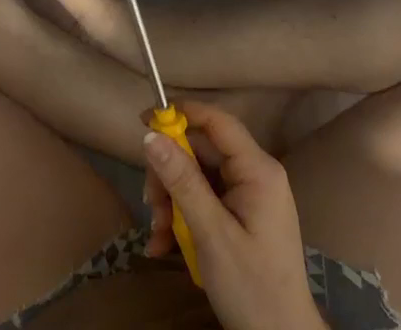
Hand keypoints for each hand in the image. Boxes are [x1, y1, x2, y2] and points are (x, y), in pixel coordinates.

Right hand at [143, 100, 325, 329]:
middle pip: (199, 152)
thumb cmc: (252, 286)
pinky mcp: (239, 217)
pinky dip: (181, 219)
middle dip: (169, 176)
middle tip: (151, 205)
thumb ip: (182, 181)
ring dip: (170, 203)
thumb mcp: (211, 234)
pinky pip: (202, 202)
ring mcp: (247, 197)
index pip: (217, 122)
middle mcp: (255, 176)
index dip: (180, 114)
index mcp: (258, 171)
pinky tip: (164, 245)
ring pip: (195, 178)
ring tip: (159, 235)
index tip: (142, 121)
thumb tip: (150, 136)